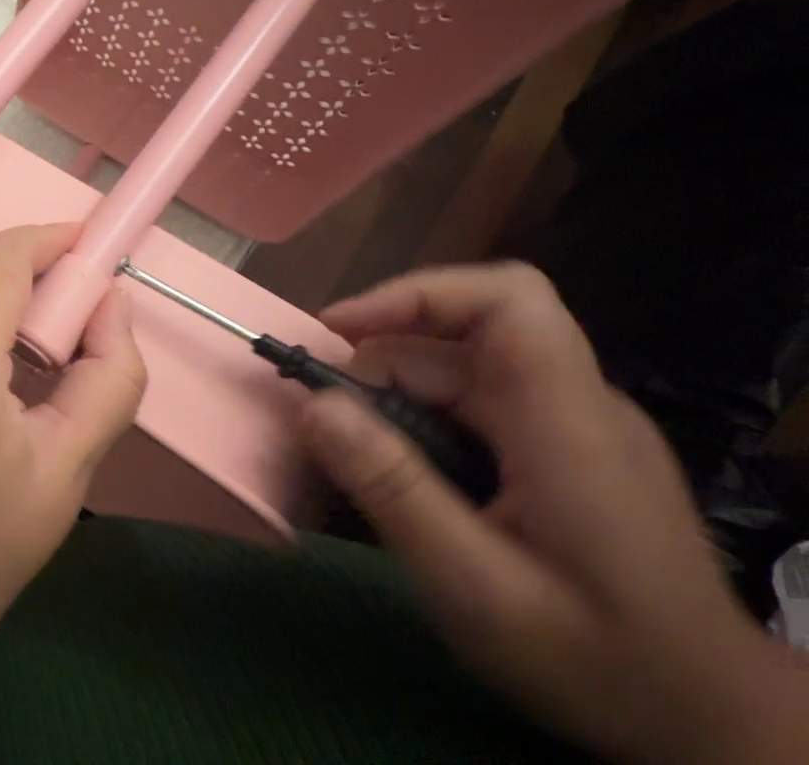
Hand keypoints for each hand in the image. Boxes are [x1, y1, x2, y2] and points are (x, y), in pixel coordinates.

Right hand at [298, 263, 808, 764]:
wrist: (706, 723)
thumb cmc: (596, 659)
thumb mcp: (473, 583)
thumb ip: (391, 487)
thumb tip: (312, 404)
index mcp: (566, 422)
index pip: (505, 300)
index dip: (413, 295)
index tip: (334, 333)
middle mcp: (574, 408)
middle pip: (456, 347)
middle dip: (373, 376)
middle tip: (315, 435)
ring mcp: (571, 432)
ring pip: (456, 383)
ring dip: (387, 412)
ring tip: (343, 472)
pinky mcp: (562, 459)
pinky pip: (472, 417)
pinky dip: (415, 436)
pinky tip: (394, 489)